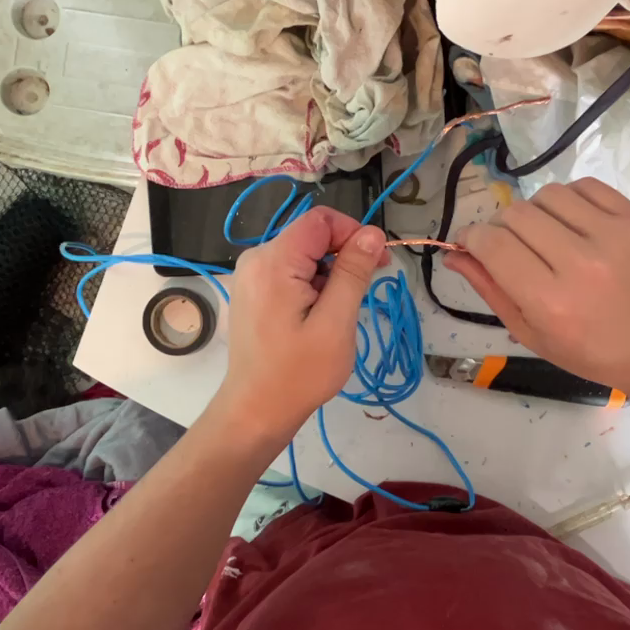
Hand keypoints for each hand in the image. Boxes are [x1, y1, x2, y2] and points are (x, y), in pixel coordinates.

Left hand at [210, 207, 386, 442]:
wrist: (257, 410)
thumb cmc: (299, 372)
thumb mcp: (336, 323)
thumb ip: (353, 273)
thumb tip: (373, 234)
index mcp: (274, 261)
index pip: (320, 220)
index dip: (353, 232)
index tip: (377, 263)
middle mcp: (256, 259)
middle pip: (311, 235)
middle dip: (343, 254)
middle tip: (366, 289)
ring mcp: (251, 276)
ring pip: (303, 254)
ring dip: (330, 273)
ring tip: (339, 312)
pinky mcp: (254, 292)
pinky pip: (290, 271)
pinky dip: (313, 284)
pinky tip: (320, 315)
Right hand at [443, 179, 629, 405]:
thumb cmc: (591, 352)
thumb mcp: (531, 334)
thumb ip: (490, 290)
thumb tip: (454, 254)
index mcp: (550, 301)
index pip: (492, 244)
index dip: (471, 238)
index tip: (470, 243)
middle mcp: (580, 263)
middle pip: (516, 215)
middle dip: (501, 227)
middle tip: (511, 247)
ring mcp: (613, 236)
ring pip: (548, 195)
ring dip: (536, 212)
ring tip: (546, 236)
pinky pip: (585, 187)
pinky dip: (569, 201)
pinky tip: (573, 224)